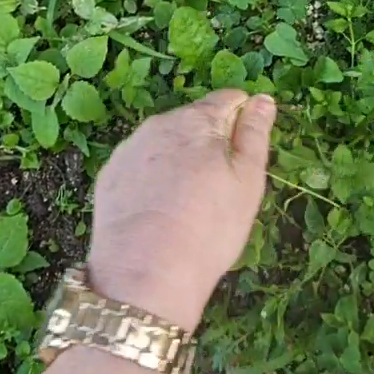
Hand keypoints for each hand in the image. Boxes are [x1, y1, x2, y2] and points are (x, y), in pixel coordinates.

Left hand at [85, 89, 274, 330]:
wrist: (145, 274)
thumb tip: (262, 99)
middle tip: (219, 185)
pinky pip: (141, 162)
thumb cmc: (210, 228)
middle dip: (210, 139)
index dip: (243, 119)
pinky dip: (154, 174)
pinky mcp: (110, 173)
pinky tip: (159, 207)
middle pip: (195, 118)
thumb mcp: (247, 181)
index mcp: (198, 120)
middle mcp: (160, 123)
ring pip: (166, 140)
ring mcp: (130, 147)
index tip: (245, 151)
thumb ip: (255, 133)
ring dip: (181, 155)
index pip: (227, 99)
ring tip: (189, 200)